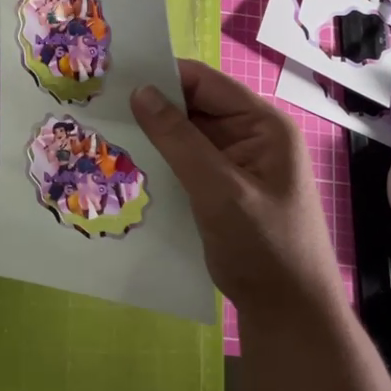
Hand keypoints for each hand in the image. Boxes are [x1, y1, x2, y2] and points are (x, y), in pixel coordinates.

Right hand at [129, 60, 342, 318]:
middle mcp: (250, 136)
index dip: (161, 75)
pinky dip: (158, 156)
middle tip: (100, 102)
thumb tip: (140, 91)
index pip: (204, 82)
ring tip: (104, 126)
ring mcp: (235, 162)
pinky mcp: (220, 186)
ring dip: (150, 132)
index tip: (115, 77)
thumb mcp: (219, 190)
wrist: (289, 315)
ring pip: (183, 131)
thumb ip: (178, 138)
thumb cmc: (264, 248)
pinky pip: (183, 157)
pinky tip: (126, 158)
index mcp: (263, 126)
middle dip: (150, 104)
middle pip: (192, 104)